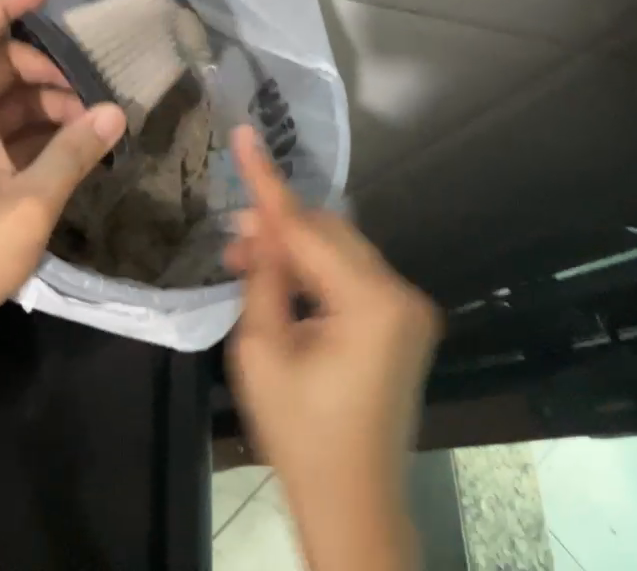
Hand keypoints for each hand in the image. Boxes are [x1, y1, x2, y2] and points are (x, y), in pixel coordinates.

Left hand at [0, 0, 126, 355]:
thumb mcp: (30, 205)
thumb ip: (71, 155)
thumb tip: (114, 113)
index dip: (6, 6)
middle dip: (44, 70)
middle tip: (88, 96)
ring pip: (6, 104)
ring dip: (47, 106)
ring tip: (90, 129)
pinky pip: (8, 136)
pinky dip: (40, 135)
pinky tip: (74, 153)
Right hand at [224, 127, 440, 506]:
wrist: (352, 500)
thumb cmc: (298, 431)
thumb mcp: (262, 349)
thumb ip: (264, 276)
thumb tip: (256, 224)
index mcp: (371, 303)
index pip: (306, 227)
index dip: (267, 180)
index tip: (244, 134)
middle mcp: (401, 295)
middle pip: (328, 232)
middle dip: (276, 227)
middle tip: (229, 243)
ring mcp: (408, 310)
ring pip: (338, 250)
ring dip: (292, 249)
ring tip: (244, 266)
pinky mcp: (402, 324)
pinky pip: (350, 276)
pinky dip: (312, 271)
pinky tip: (278, 283)